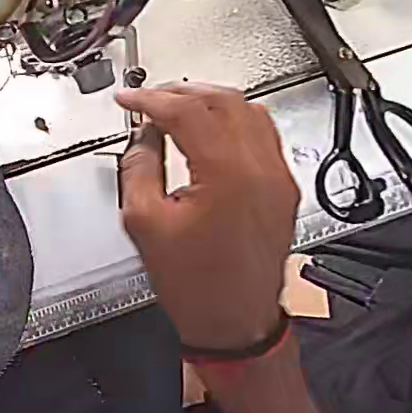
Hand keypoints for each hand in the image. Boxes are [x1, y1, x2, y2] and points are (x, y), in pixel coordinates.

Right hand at [115, 82, 298, 353]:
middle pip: (223, 101)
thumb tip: (142, 138)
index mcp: (227, 175)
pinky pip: (262, 133)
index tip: (129, 98)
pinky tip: (209, 126)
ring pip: (248, 110)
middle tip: (149, 97)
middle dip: (179, 92)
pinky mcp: (282, 187)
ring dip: (208, 100)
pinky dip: (232, 118)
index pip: (187, 112)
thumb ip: (139, 168)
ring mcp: (278, 177)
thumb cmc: (196, 283)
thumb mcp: (144, 222)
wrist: (233, 320)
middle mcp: (261, 169)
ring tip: (175, 105)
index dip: (150, 99)